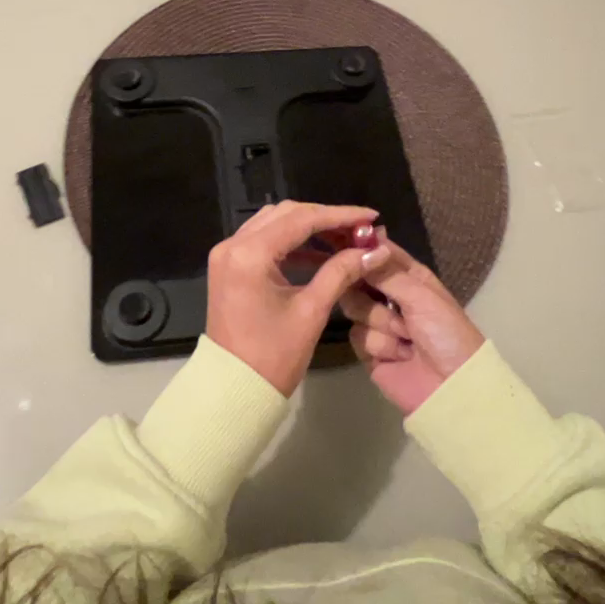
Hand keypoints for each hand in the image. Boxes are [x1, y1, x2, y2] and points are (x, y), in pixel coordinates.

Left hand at [207, 201, 388, 396]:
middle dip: (325, 218)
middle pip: (286, 214)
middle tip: (359, 229)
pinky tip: (321, 254)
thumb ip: (341, 273)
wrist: (234, 389)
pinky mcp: (230, 266)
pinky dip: (292, 243)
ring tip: (345, 239)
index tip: (370, 217)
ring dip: (308, 227)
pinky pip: (264, 241)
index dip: (339, 215)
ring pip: (274, 223)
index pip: (301, 219)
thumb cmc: (273, 356)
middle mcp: (233, 245)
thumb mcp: (311, 311)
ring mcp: (228, 254)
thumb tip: (376, 251)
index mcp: (250, 254)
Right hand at [341, 234, 484, 413]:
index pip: (378, 252)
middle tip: (378, 295)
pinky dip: (380, 346)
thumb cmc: (446, 332)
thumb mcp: (420, 295)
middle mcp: (390, 295)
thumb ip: (386, 272)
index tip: (339, 239)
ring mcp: (378, 323)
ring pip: (354, 307)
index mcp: (408, 276)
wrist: (453, 387)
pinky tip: (399, 355)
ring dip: (381, 322)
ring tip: (406, 337)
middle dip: (365, 288)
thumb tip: (362, 245)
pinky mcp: (369, 349)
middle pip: (356, 278)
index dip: (360, 246)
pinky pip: (357, 336)